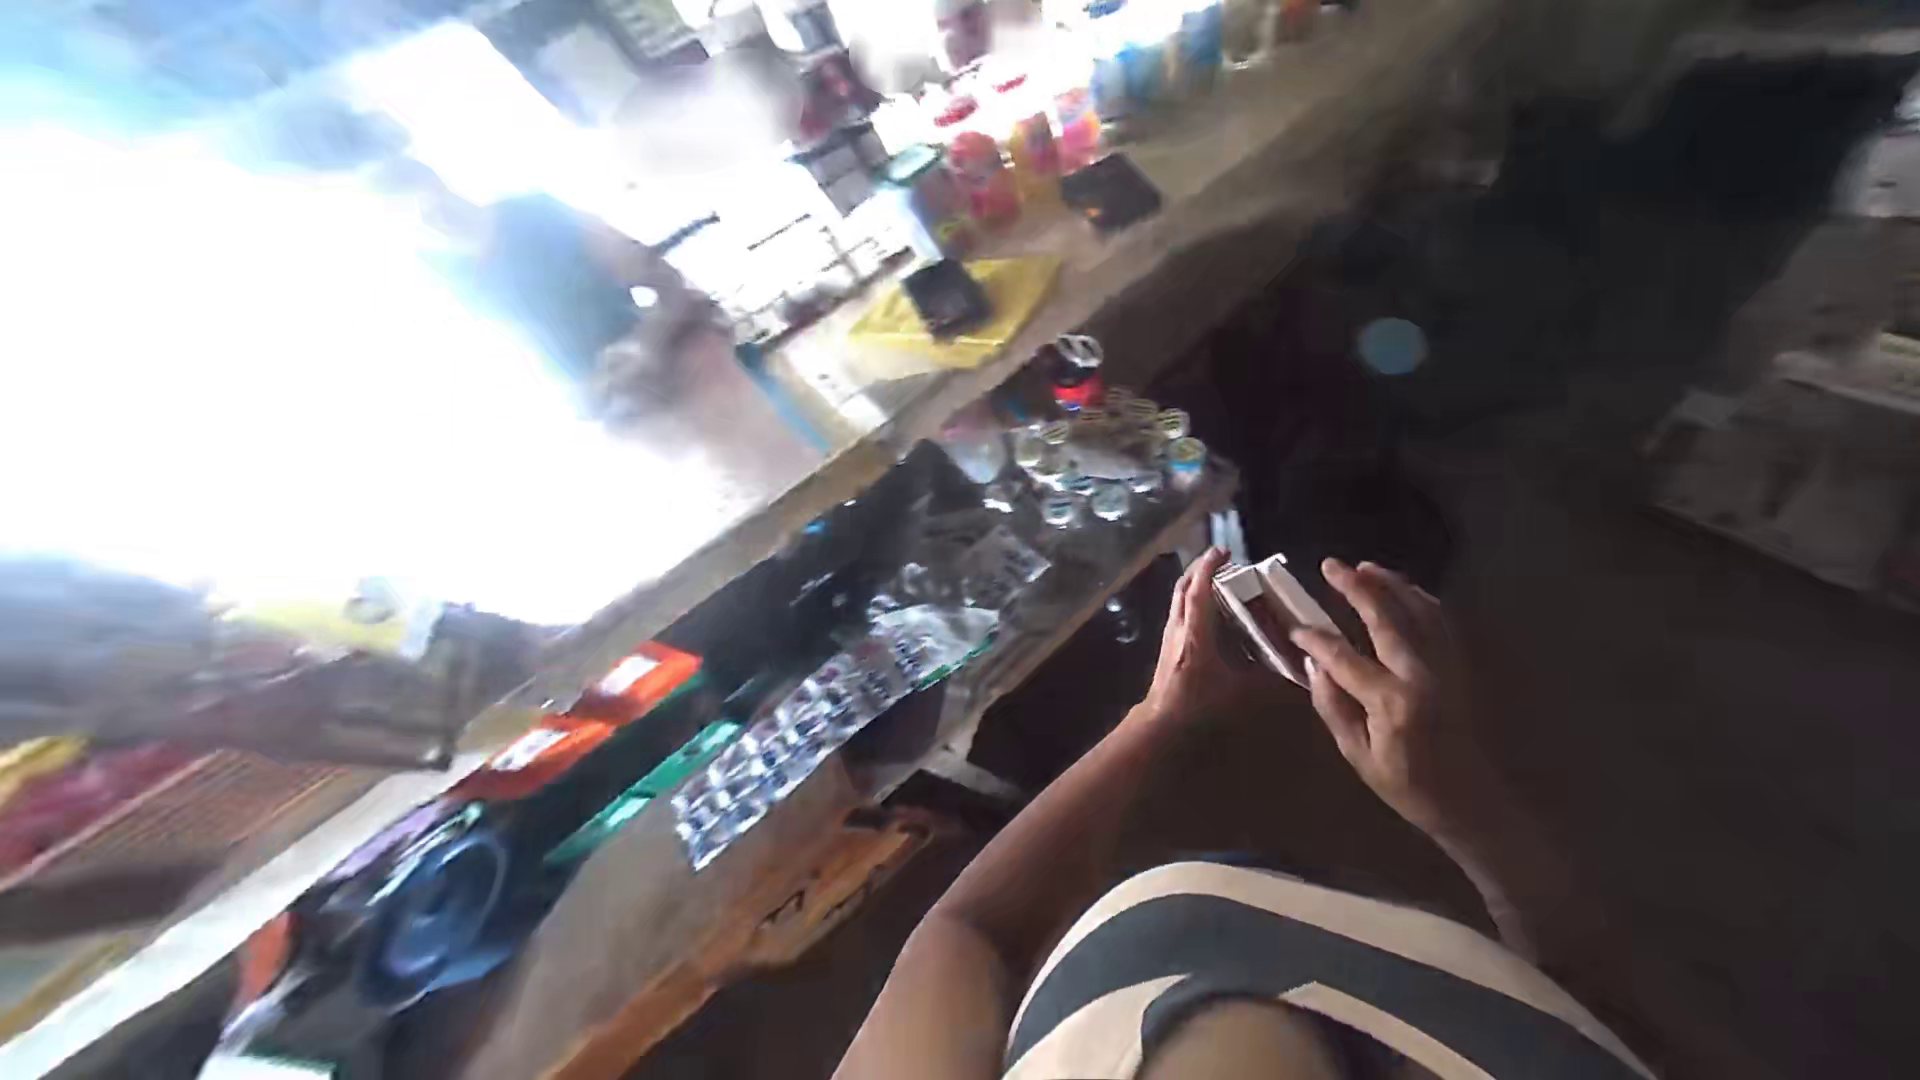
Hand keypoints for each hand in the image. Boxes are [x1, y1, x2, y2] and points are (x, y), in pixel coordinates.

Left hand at [1141, 548, 1272, 723]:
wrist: (1162, 717)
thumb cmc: (1198, 703)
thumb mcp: (1238, 690)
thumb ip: (1267, 678)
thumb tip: (1295, 669)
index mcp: (1195, 633)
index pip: (1198, 591)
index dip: (1209, 568)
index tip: (1223, 550)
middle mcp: (1178, 626)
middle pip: (1183, 586)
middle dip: (1202, 568)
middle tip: (1225, 559)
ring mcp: (1170, 632)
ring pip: (1179, 596)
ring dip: (1196, 580)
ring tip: (1219, 576)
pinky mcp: (1168, 640)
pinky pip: (1179, 607)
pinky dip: (1193, 596)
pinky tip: (1210, 604)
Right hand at [1290, 559, 1503, 840]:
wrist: (1473, 805)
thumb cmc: (1407, 786)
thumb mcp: (1356, 754)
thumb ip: (1332, 706)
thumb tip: (1315, 664)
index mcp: (1390, 701)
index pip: (1342, 655)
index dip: (1313, 637)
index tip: (1294, 629)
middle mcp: (1422, 677)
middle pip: (1386, 618)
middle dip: (1356, 588)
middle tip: (1331, 565)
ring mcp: (1446, 669)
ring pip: (1420, 612)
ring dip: (1392, 585)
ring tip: (1365, 567)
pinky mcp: (1459, 669)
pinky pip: (1441, 624)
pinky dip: (1422, 600)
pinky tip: (1404, 590)